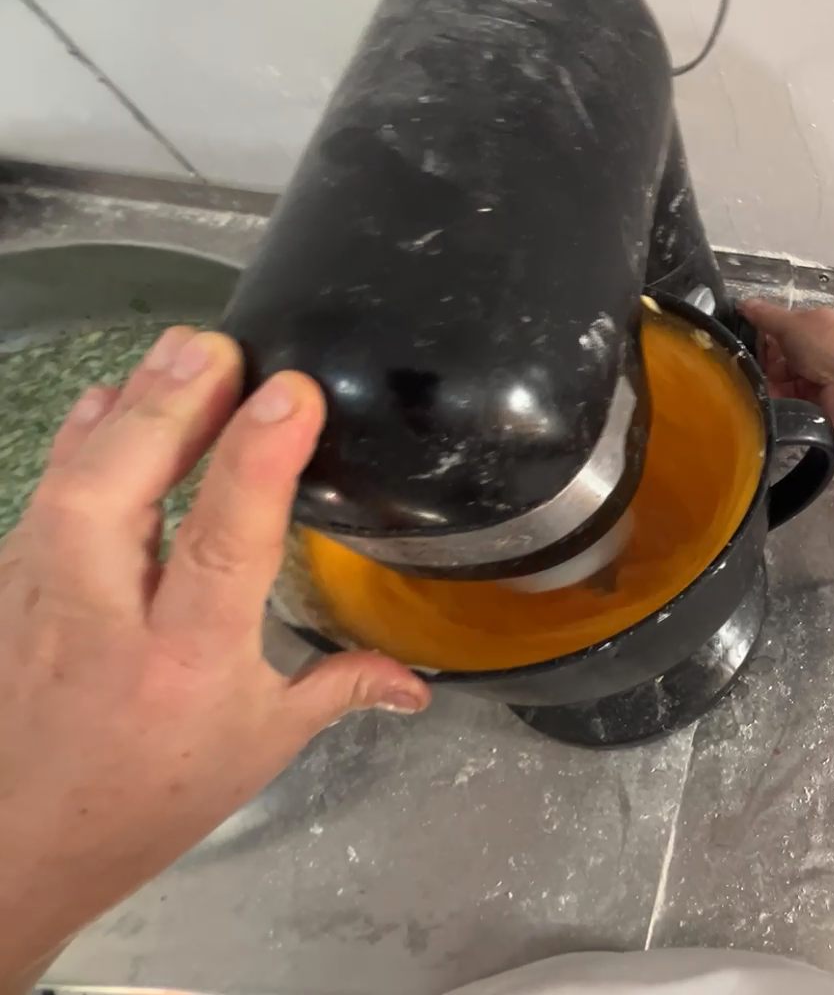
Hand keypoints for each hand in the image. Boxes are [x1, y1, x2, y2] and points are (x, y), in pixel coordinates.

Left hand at [0, 327, 429, 989]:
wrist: (8, 859)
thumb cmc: (153, 797)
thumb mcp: (266, 746)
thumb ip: (345, 690)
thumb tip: (420, 683)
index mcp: (188, 659)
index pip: (224, 544)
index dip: (256, 463)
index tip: (289, 397)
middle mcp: (103, 622)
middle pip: (116, 500)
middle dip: (166, 414)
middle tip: (214, 345)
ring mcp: (39, 605)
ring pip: (65, 491)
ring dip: (122, 413)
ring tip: (173, 350)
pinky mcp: (7, 598)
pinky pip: (39, 504)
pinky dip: (75, 443)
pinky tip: (105, 401)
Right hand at [738, 298, 833, 427]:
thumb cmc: (826, 344)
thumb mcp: (791, 324)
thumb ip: (765, 316)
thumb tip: (742, 302)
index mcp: (816, 325)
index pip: (783, 331)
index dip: (764, 340)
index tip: (748, 350)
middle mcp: (823, 348)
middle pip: (786, 359)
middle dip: (768, 367)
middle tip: (753, 375)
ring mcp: (827, 376)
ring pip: (791, 382)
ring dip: (776, 387)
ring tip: (764, 393)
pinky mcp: (828, 401)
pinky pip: (801, 401)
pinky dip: (789, 403)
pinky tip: (778, 406)